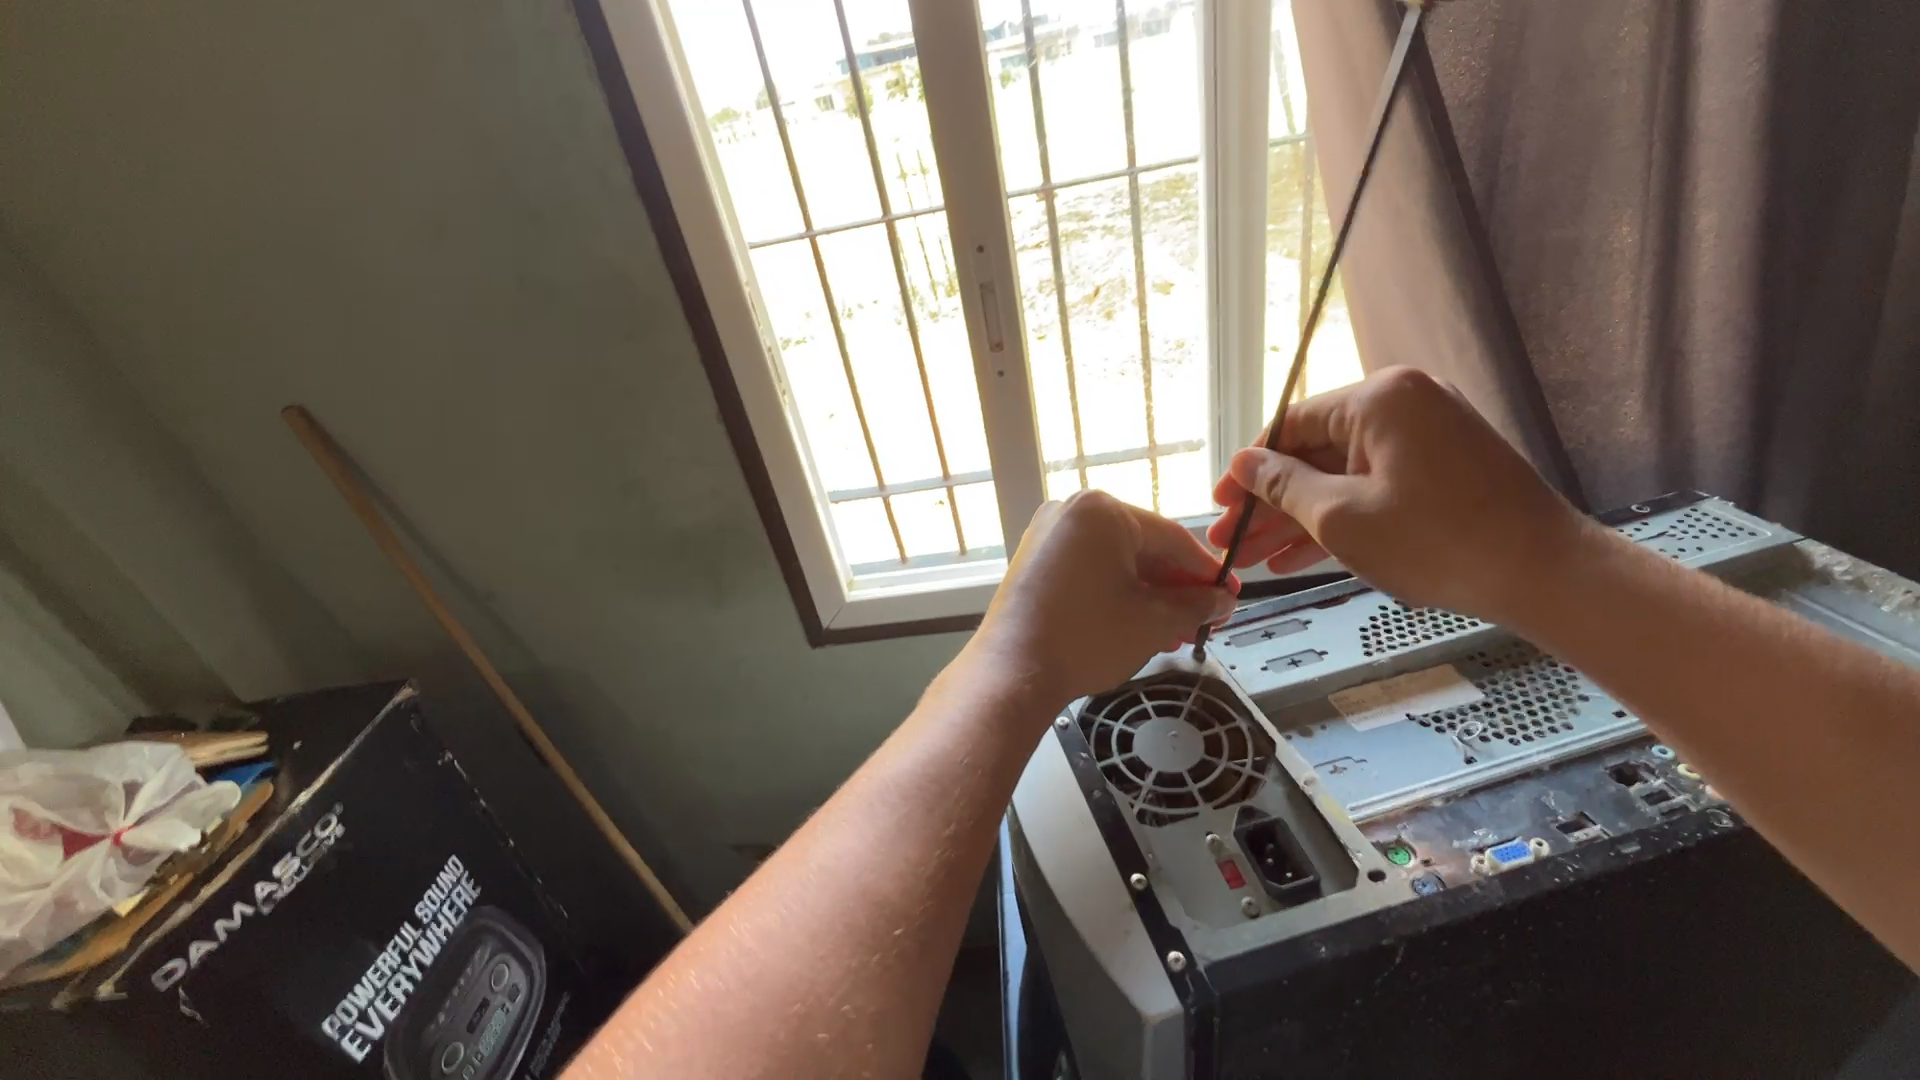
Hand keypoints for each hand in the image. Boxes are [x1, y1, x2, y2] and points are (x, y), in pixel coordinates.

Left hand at [963, 491, 1238, 709]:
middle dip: (1175, 588)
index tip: (1229, 595)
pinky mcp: (1033, 562)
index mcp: (1101, 512)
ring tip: (1174, 632)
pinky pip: (1088, 569)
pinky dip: (1115, 593)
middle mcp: (1070, 512)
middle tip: (1203, 619)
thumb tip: (1221, 601)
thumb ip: (1195, 605)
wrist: (1013, 672)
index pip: (1171, 537)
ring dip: (1148, 595)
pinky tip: (1138, 625)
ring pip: (1115, 561)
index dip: (1206, 572)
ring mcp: (1047, 536)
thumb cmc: (1084, 639)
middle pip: (1142, 547)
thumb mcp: (1153, 621)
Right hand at [1207, 366, 1585, 623]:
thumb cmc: (1436, 540)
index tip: (1219, 505)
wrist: (1544, 575)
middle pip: (1312, 453)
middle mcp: (1402, 406)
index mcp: (1378, 398)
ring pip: (1339, 477)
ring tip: (1254, 559)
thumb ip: (1283, 486)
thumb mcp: (1339, 516)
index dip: (1248, 470)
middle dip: (1268, 503)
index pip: (1289, 425)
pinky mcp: (1439, 473)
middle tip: (1229, 541)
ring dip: (1297, 518)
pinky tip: (1296, 558)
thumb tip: (1243, 464)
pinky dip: (1337, 520)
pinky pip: (1371, 489)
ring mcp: (1424, 440)